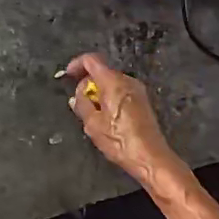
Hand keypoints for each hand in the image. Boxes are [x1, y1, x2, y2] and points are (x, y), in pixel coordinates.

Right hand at [65, 53, 181, 184]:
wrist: (150, 158)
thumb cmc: (120, 141)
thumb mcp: (92, 124)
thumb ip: (81, 104)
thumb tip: (77, 96)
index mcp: (113, 82)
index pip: (92, 60)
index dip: (77, 64)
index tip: (68, 75)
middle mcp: (127, 81)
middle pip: (102, 71)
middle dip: (87, 83)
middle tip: (78, 102)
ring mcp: (138, 91)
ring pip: (111, 82)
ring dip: (98, 92)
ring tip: (91, 113)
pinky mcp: (142, 102)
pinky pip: (120, 91)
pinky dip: (109, 98)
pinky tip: (105, 117)